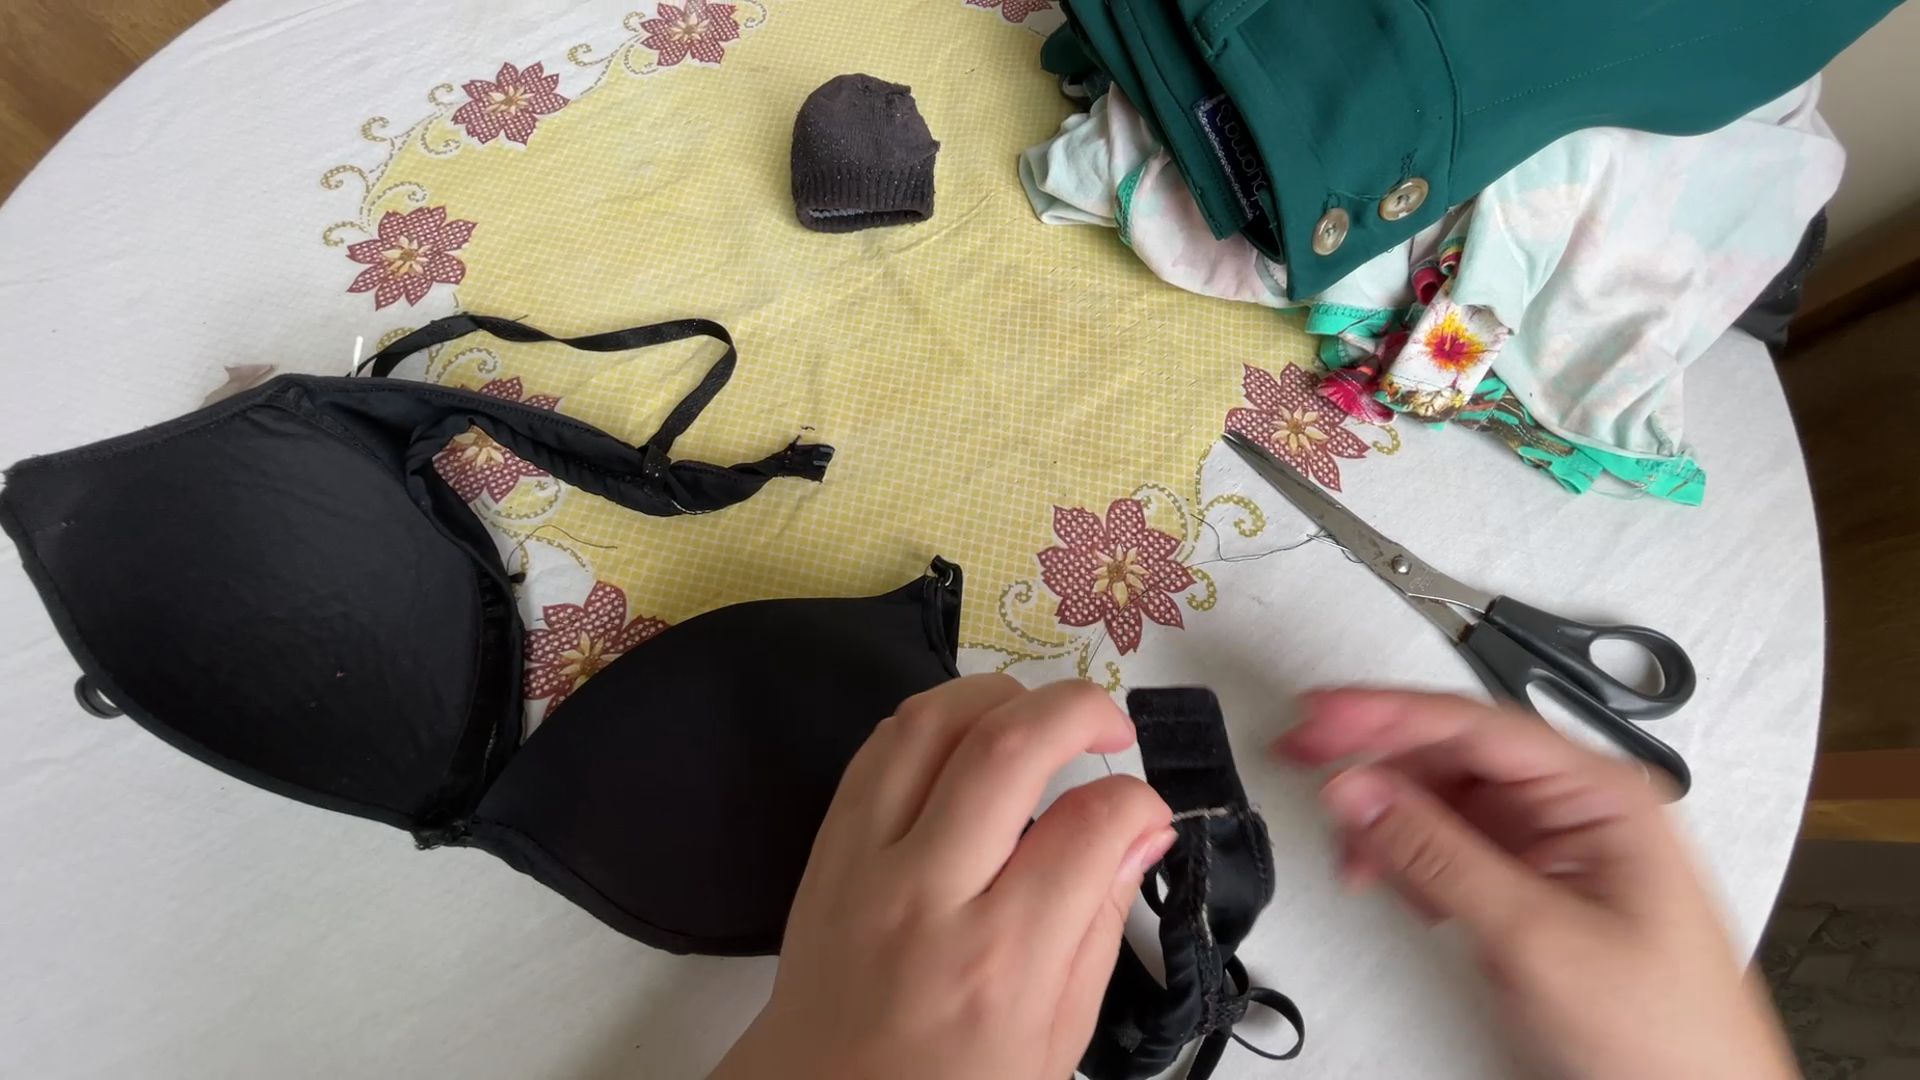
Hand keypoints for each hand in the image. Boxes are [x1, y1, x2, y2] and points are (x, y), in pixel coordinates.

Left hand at [710, 676, 1174, 1079]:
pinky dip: (938, 717)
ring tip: (1039, 716)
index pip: (1086, 828)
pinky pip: (883, 741)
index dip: (1136, 799)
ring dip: (1001, 694)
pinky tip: (970, 736)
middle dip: (1078, 708)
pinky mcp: (828, 837)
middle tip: (1107, 724)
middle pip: (1008, 748)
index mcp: (998, 962)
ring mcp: (864, 856)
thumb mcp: (1055, 1038)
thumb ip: (1101, 923)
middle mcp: (926, 893)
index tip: (1144, 808)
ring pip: (934, 721)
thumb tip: (1143, 827)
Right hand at [1274, 689, 1794, 1079]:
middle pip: (1440, 750)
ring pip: (1426, 792)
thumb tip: (1355, 788)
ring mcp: (1533, 838)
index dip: (1384, 712)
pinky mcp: (1508, 872)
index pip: (1469, 725)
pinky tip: (1382, 874)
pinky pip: (1428, 835)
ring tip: (1351, 850)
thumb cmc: (1665, 1040)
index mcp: (1597, 794)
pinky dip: (1391, 850)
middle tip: (1300, 750)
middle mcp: (1563, 803)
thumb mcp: (1536, 936)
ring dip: (1376, 814)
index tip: (1318, 712)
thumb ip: (1435, 853)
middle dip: (1368, 757)